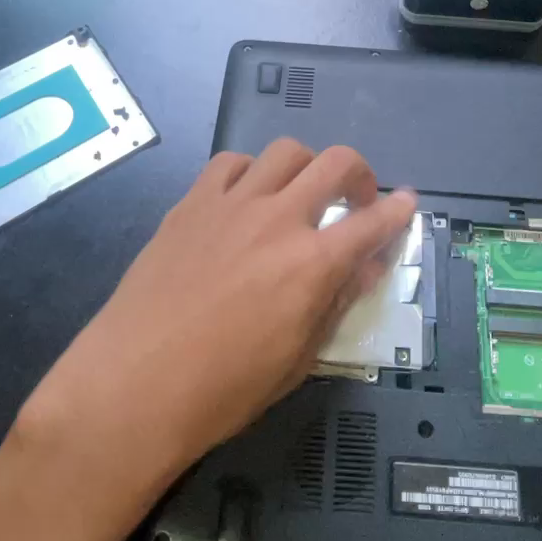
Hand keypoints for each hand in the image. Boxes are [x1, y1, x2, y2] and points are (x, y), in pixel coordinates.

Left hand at [26, 139, 415, 459]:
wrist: (134, 384)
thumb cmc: (223, 389)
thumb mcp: (297, 358)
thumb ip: (336, 302)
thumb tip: (365, 266)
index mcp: (312, 263)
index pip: (372, 223)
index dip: (398, 211)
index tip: (407, 202)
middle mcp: (278, 219)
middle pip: (334, 163)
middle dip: (359, 174)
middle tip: (356, 199)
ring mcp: (232, 204)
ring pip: (285, 151)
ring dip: (305, 167)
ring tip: (299, 194)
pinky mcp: (192, 202)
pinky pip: (230, 162)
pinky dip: (250, 171)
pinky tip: (245, 196)